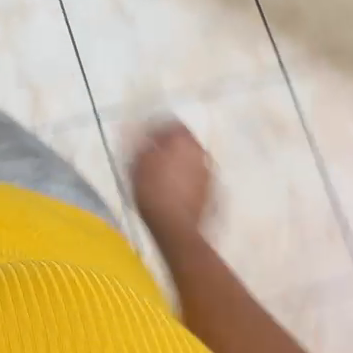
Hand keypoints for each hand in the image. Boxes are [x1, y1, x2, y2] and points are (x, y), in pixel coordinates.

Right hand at [130, 120, 213, 237]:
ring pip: (193, 162)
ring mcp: (211, 175)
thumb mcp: (137, 162)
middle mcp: (201, 154)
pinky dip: (188, 180)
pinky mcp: (215, 195)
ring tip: (164, 175)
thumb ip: (142, 142)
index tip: (145, 137)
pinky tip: (176, 191)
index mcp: (183, 141)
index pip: (172, 123)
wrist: (176, 229)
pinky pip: (198, 180)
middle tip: (154, 155)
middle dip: (171, 146)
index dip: (157, 128)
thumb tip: (144, 133)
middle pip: (185, 142)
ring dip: (181, 164)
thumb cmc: (151, 191)